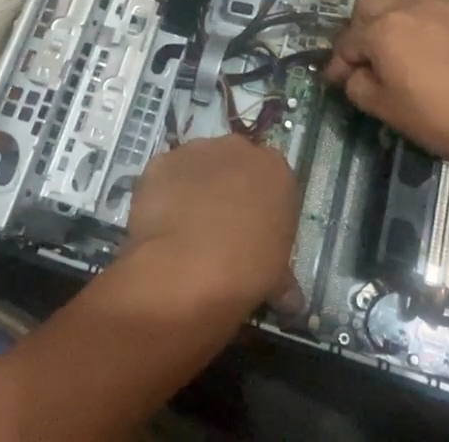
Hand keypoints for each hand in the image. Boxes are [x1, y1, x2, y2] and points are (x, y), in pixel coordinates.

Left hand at [125, 134, 303, 314]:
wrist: (186, 268)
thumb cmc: (246, 271)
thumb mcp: (277, 277)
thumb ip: (282, 276)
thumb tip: (288, 298)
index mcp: (275, 170)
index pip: (271, 180)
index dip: (260, 206)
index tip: (252, 231)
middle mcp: (238, 149)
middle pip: (234, 164)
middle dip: (228, 189)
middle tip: (219, 228)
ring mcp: (195, 151)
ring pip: (198, 166)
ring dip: (195, 189)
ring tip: (186, 230)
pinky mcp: (160, 162)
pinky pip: (165, 176)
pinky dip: (164, 195)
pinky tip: (161, 227)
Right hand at [324, 0, 448, 165]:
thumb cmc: (443, 117)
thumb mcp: (389, 112)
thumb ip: (360, 88)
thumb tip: (355, 74)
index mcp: (383, 31)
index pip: (347, 41)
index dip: (338, 62)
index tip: (336, 79)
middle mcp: (410, 6)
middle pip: (371, 1)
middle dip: (361, 25)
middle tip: (368, 52)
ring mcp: (446, 2)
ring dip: (398, 2)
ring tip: (404, 27)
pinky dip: (434, 9)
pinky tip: (443, 32)